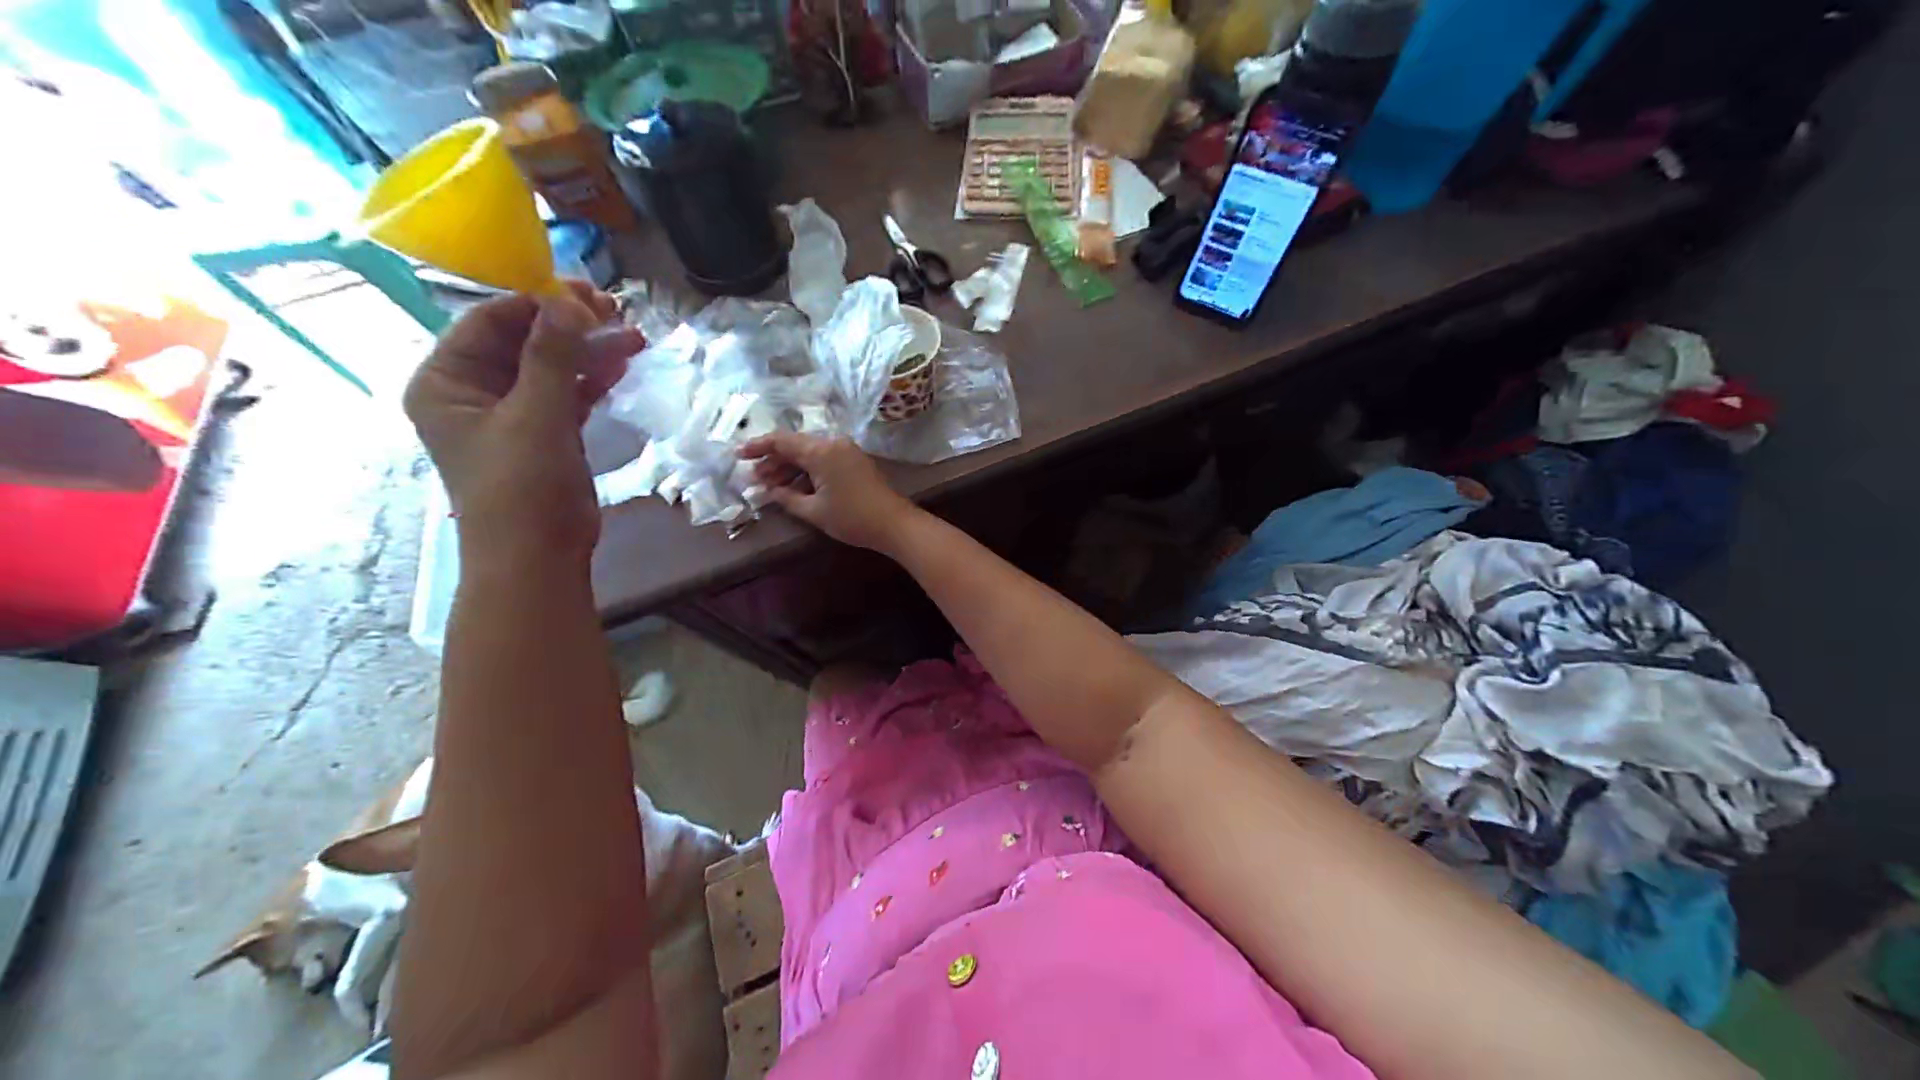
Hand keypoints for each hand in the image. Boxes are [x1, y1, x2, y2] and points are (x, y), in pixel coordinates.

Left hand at [404, 283, 644, 563]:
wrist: (538, 558)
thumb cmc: (522, 487)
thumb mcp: (535, 415)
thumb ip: (552, 354)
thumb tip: (570, 300)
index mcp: (446, 381)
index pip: (489, 322)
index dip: (537, 303)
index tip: (586, 295)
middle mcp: (472, 391)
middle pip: (521, 341)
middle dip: (568, 325)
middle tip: (614, 310)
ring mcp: (511, 414)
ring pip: (549, 366)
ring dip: (588, 350)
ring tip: (631, 335)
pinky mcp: (544, 434)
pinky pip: (566, 393)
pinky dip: (591, 378)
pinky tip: (621, 363)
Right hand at [739, 432, 917, 551]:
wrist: (894, 524)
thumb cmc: (852, 518)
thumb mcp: (813, 511)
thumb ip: (786, 497)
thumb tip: (767, 490)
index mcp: (821, 451)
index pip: (782, 441)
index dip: (758, 447)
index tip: (738, 455)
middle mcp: (833, 444)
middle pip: (795, 446)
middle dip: (772, 461)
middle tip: (753, 478)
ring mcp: (845, 451)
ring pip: (808, 453)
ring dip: (788, 468)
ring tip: (769, 486)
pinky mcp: (853, 461)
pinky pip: (822, 459)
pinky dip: (806, 471)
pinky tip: (793, 487)